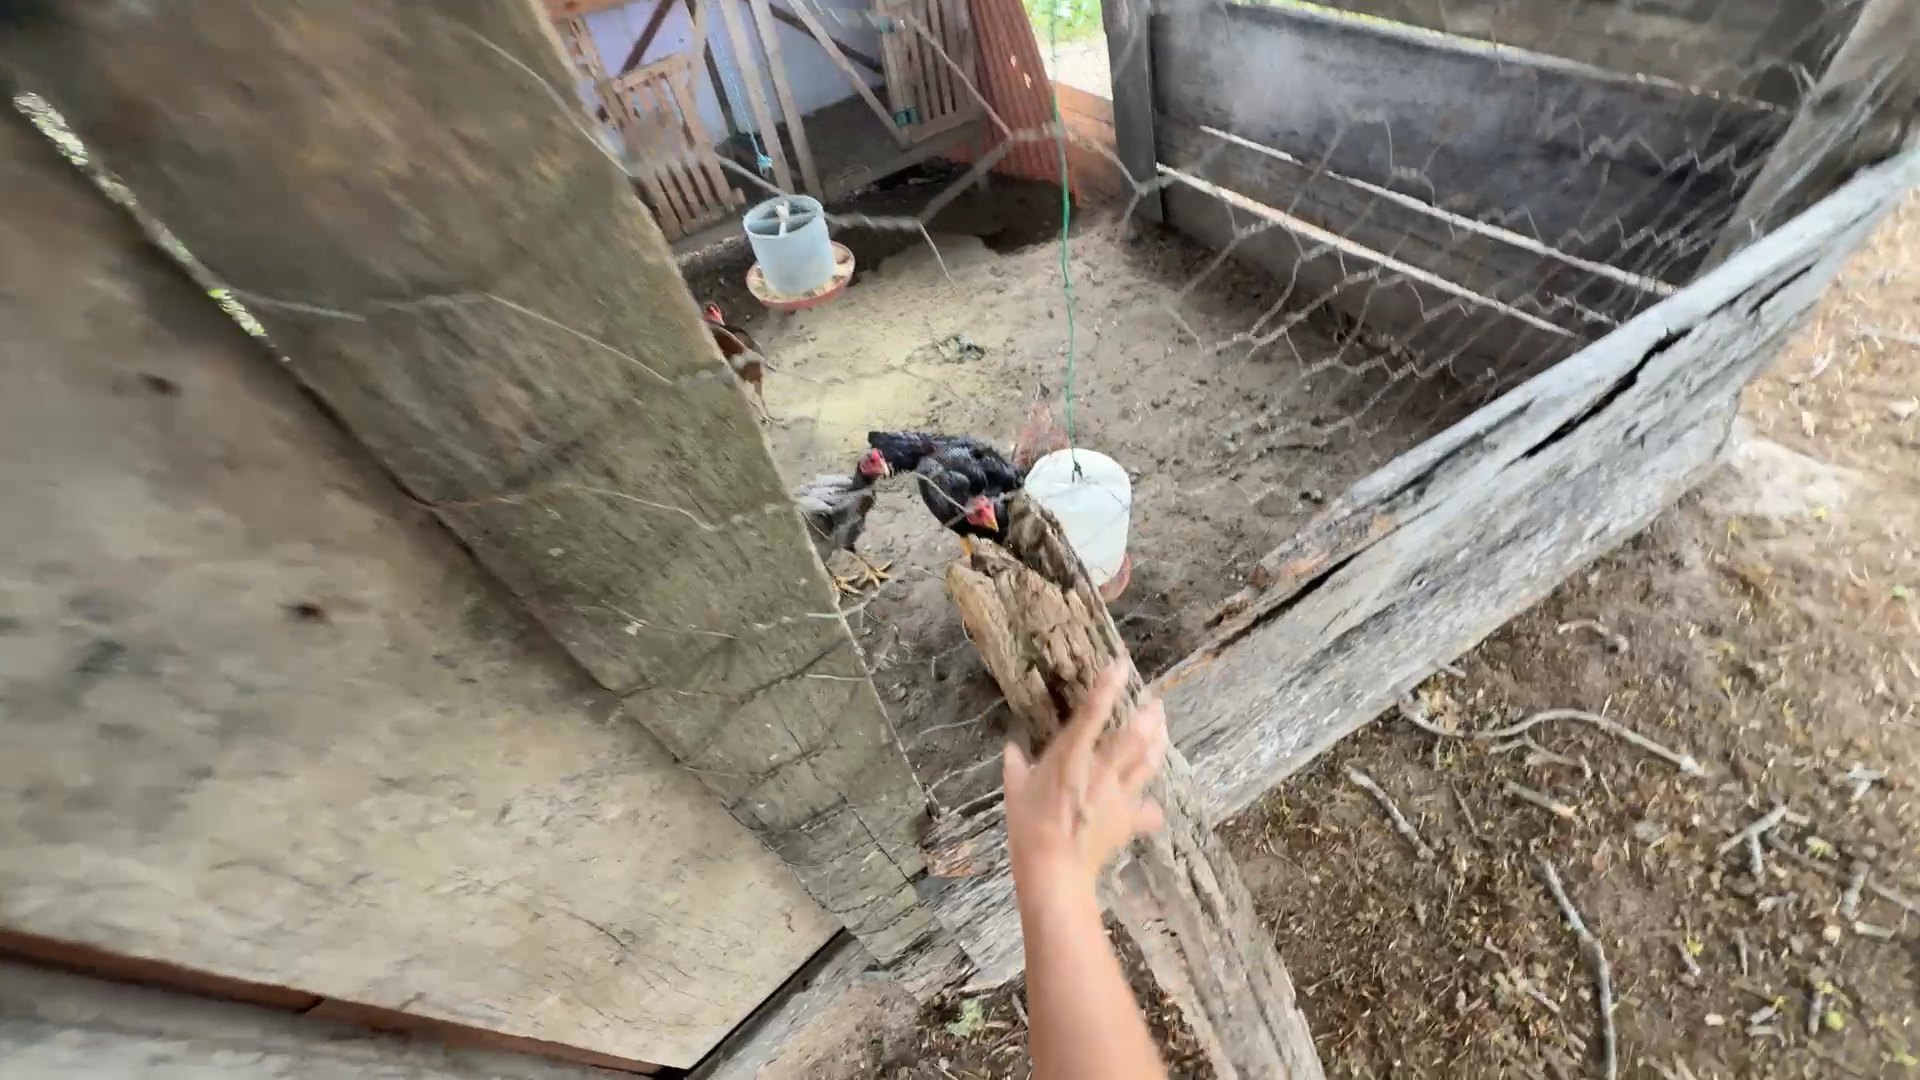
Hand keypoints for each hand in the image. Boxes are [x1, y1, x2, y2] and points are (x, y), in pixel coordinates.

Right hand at [1003, 661, 1168, 900]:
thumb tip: (1011, 748)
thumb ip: (1016, 764)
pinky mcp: (1127, 819)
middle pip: (1134, 736)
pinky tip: (1155, 805)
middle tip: (1156, 701)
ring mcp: (1118, 794)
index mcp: (1071, 755)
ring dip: (1158, 742)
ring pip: (1147, 763)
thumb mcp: (1015, 788)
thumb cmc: (1028, 824)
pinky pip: (1146, 808)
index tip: (1120, 664)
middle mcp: (1100, 769)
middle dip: (1149, 715)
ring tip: (1163, 727)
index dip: (1108, 686)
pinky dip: (1151, 805)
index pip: (1093, 712)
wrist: (1054, 869)